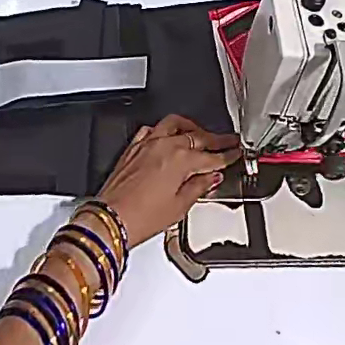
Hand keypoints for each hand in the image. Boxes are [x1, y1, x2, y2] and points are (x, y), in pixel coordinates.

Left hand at [93, 116, 239, 246]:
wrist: (110, 220)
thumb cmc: (140, 217)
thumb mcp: (179, 207)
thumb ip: (199, 187)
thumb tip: (210, 178)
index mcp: (181, 160)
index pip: (212, 156)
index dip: (227, 155)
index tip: (235, 153)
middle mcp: (165, 146)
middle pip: (198, 137)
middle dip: (216, 139)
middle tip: (227, 141)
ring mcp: (148, 144)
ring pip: (175, 124)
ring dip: (191, 127)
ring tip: (200, 132)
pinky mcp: (134, 148)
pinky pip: (152, 129)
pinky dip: (164, 130)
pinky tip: (167, 135)